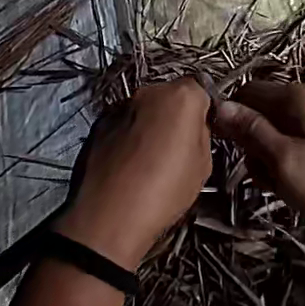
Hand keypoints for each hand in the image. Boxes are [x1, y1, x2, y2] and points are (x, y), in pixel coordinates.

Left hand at [57, 78, 211, 267]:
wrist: (110, 216)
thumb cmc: (160, 192)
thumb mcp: (202, 166)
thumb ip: (202, 135)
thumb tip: (196, 130)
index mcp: (182, 97)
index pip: (201, 89)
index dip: (204, 111)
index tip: (204, 128)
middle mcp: (150, 93)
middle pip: (171, 96)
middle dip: (176, 116)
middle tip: (179, 148)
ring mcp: (122, 107)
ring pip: (146, 109)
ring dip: (151, 125)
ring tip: (153, 161)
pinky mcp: (100, 124)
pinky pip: (124, 123)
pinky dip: (130, 136)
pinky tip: (133, 165)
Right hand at [210, 82, 304, 239]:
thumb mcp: (282, 158)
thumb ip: (250, 130)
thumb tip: (221, 106)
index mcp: (299, 96)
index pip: (249, 91)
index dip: (233, 116)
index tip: (227, 145)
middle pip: (262, 112)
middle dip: (253, 142)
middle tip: (263, 172)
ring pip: (275, 132)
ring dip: (268, 158)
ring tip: (279, 183)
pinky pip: (292, 144)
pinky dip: (285, 163)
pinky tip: (291, 185)